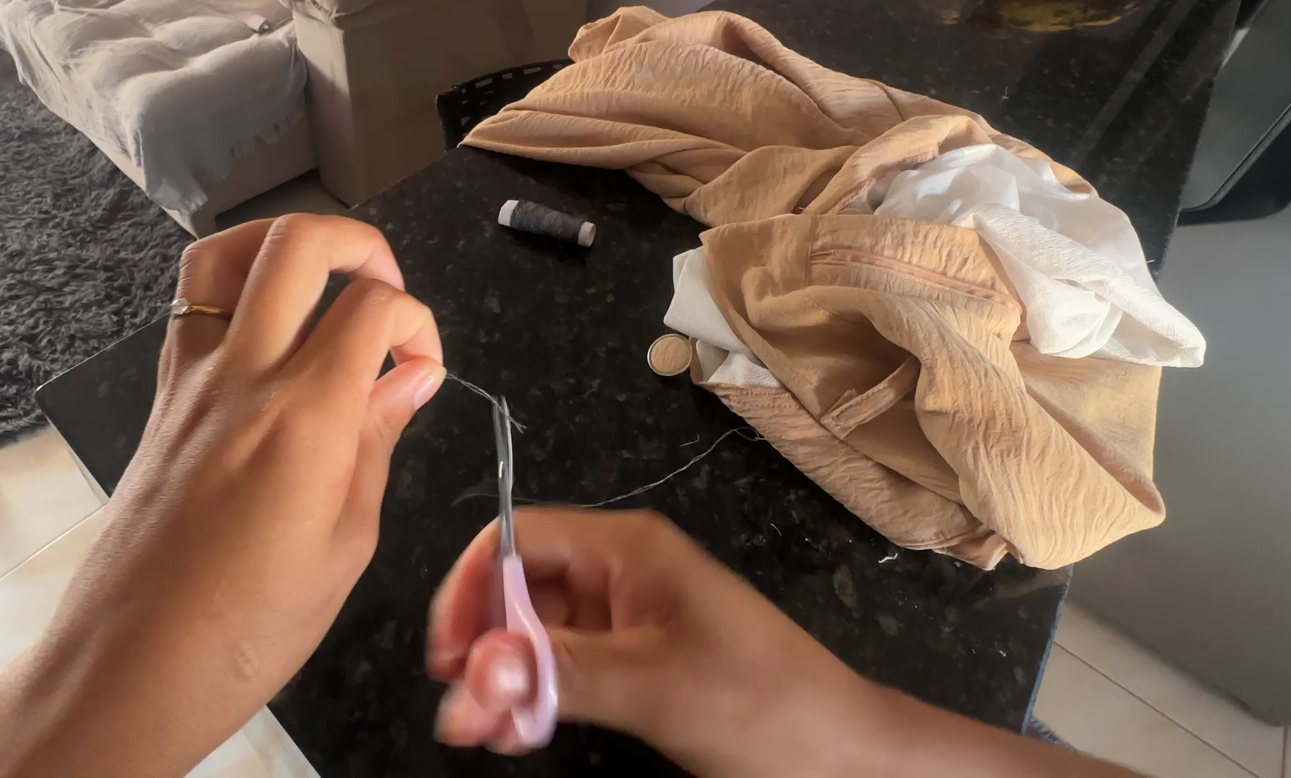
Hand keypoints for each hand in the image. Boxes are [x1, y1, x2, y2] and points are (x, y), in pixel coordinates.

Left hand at [0, 214, 443, 777]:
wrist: (125, 671)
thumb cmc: (253, 626)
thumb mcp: (348, 541)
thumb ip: (380, 437)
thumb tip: (416, 374)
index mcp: (303, 416)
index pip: (373, 307)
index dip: (418, 320)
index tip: (424, 364)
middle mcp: (243, 373)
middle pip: (297, 243)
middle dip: (361, 243)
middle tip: (387, 287)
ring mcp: (190, 376)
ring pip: (226, 251)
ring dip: (287, 243)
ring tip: (326, 280)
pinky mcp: (161, 391)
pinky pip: (194, 300)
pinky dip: (243, 281)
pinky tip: (274, 326)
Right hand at [427, 508, 1144, 777]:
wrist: (845, 755)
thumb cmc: (758, 701)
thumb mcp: (656, 686)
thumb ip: (561, 673)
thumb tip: (471, 673)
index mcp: (622, 546)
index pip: (521, 535)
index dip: (473, 582)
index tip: (445, 651)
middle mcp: (614, 569)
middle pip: (521, 584)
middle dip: (482, 639)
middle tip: (456, 707)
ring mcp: (621, 615)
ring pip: (535, 630)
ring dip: (500, 674)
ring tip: (476, 732)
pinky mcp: (628, 657)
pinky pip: (560, 664)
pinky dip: (531, 694)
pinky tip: (512, 730)